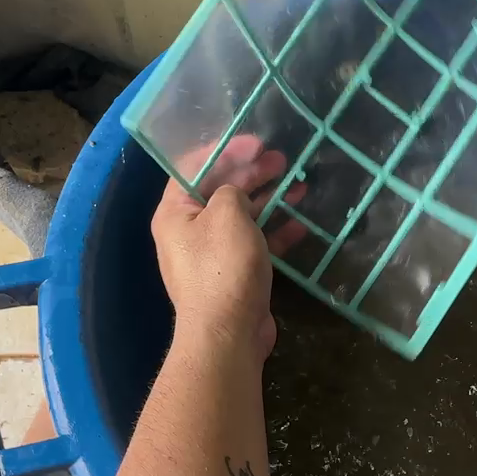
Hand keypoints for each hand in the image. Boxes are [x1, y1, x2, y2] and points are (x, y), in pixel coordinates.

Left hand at [151, 136, 304, 359]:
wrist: (228, 334)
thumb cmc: (222, 267)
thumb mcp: (228, 214)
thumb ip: (233, 191)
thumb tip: (239, 194)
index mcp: (175, 212)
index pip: (195, 167)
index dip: (226, 150)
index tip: (256, 141)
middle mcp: (189, 231)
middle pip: (221, 191)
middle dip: (252, 174)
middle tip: (282, 160)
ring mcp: (213, 256)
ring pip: (243, 218)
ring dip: (270, 201)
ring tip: (298, 186)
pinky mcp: (235, 275)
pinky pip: (256, 245)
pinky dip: (276, 234)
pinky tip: (301, 226)